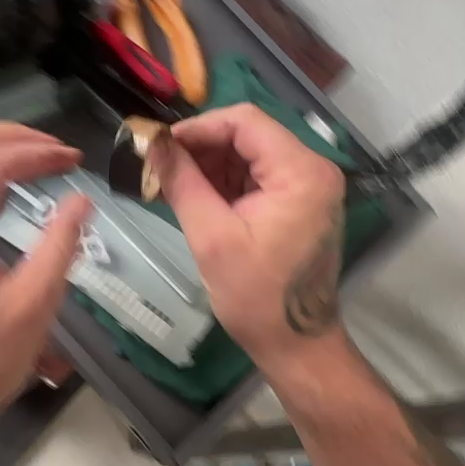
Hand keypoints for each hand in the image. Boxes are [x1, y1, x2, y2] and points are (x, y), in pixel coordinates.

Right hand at [160, 104, 346, 371]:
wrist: (295, 344)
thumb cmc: (256, 297)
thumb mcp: (212, 238)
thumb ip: (182, 184)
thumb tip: (152, 145)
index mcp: (301, 172)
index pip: (245, 122)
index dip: (198, 127)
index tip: (160, 146)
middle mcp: (313, 169)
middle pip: (248, 135)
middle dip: (202, 148)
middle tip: (160, 166)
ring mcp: (308, 186)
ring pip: (249, 155)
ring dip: (210, 165)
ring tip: (171, 182)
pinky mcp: (299, 203)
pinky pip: (257, 177)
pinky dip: (225, 183)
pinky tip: (194, 195)